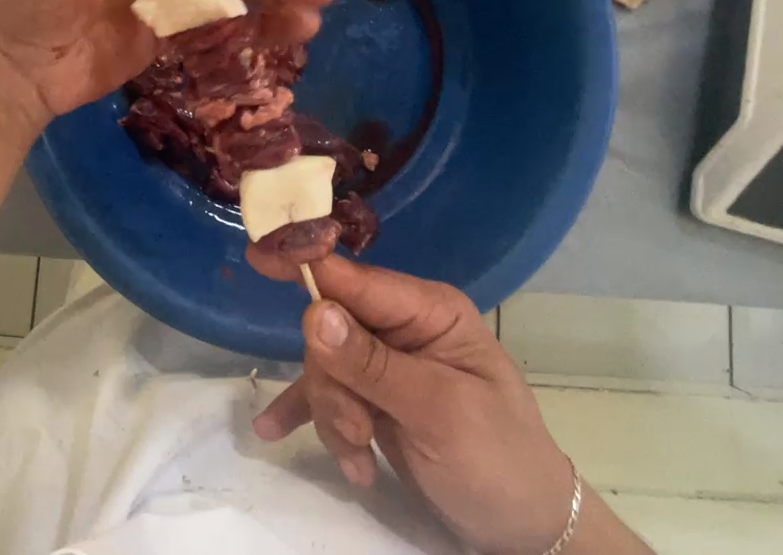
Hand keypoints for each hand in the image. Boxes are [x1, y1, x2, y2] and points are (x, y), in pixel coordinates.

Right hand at [248, 254, 578, 554]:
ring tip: (360, 459)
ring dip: (333, 416)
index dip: (307, 264)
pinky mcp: (374, 399)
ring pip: (325, 368)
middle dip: (333, 383)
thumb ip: (373, 364)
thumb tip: (314, 313)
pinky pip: (327, 397)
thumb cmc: (498, 459)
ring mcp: (386, 364)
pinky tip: (275, 430)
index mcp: (428, 311)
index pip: (355, 277)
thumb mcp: (439, 411)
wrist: (524, 530)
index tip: (258, 255)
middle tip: (357, 429)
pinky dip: (314, 418)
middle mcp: (402, 327)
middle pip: (330, 330)